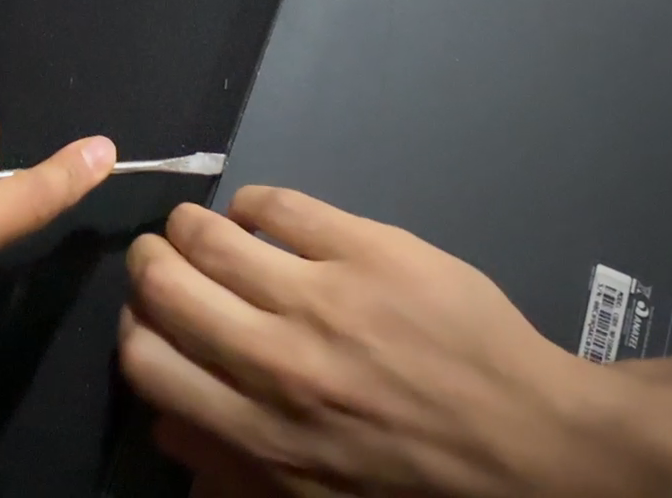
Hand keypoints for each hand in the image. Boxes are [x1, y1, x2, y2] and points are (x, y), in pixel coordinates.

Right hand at [119, 187, 639, 497]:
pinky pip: (271, 202)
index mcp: (260, 432)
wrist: (538, 448)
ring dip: (190, 225)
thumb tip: (162, 419)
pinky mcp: (366, 248)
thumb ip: (231, 465)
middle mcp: (277, 362)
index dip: (133, 324)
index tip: (150, 314)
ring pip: (207, 233)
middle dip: (148, 260)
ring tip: (204, 230)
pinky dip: (250, 203)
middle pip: (162, 283)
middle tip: (165, 257)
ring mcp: (323, 298)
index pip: (145, 360)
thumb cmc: (419, 483)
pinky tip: (261, 218)